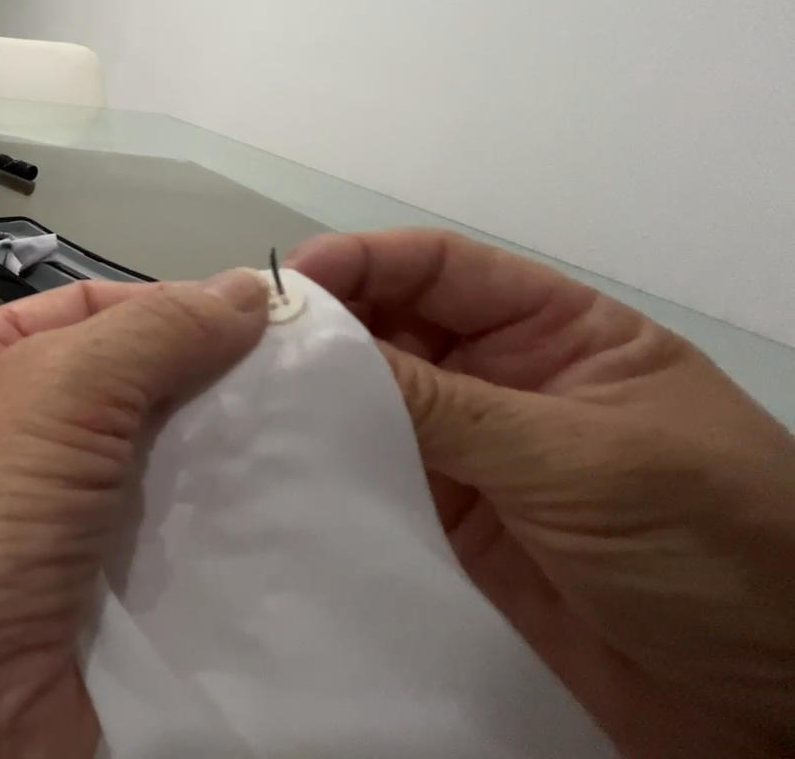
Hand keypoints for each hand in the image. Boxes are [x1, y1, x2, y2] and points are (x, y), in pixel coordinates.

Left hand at [0, 273, 268, 757]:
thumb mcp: (51, 389)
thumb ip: (148, 333)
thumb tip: (247, 288)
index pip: (83, 308)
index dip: (166, 305)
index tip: (262, 317)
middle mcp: (11, 429)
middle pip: (128, 384)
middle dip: (207, 382)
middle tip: (307, 384)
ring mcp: (52, 508)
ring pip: (157, 460)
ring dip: (226, 456)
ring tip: (315, 442)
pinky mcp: (94, 580)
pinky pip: (170, 532)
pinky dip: (224, 522)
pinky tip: (289, 509)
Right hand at [289, 229, 794, 757]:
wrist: (772, 714)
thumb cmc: (716, 548)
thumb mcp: (578, 457)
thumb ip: (438, 401)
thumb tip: (304, 351)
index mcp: (551, 331)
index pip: (436, 268)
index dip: (358, 262)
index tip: (283, 288)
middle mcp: (494, 375)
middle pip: (384, 323)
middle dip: (316, 326)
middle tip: (237, 343)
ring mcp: (461, 444)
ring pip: (361, 392)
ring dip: (305, 391)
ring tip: (234, 393)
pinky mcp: (434, 507)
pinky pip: (361, 460)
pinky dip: (315, 452)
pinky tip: (269, 451)